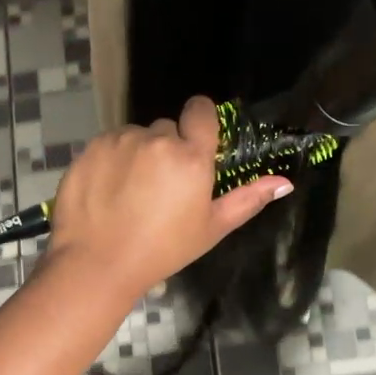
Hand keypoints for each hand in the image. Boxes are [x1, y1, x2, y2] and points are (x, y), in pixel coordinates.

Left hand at [40, 95, 293, 297]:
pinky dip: (111, 163)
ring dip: (138, 156)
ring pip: (136, 137)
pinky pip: (109, 146)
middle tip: (161, 190)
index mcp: (191, 157)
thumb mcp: (211, 229)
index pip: (201, 110)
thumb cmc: (163, 251)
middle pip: (167, 129)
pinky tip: (109, 194)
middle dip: (167, 150)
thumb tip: (285, 183)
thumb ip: (247, 200)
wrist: (98, 264)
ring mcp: (120, 142)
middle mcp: (156, 139)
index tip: (194, 144)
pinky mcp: (90, 149)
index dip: (199, 122)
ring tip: (132, 195)